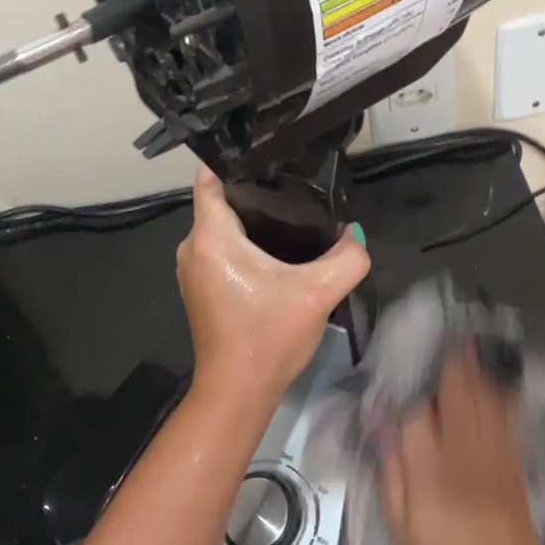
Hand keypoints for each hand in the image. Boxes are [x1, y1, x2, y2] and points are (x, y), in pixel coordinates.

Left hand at [176, 164, 369, 410]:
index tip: (266, 150)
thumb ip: (347, 258)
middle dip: (254, 191)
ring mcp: (193, 270)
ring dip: (251, 222)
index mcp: (211, 236)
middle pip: (221, 202)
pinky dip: (243, 245)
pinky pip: (220, 250)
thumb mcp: (318, 293)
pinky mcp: (200, 289)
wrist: (237, 393)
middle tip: (294, 187)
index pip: (210, 177)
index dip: (234, 158)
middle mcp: (192, 247)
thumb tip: (351, 235)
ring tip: (289, 217)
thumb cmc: (268, 336)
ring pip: (221, 228)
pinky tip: (275, 253)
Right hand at [380, 351, 544, 544]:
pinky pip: (508, 418)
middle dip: (454, 362)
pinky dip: (502, 395)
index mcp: (432, 466)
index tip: (398, 372)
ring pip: (486, 400)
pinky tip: (498, 385)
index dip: (406, 391)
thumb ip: (391, 471)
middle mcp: (466, 450)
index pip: (416, 412)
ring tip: (469, 347)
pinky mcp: (515, 465)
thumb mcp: (402, 526)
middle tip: (450, 333)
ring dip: (478, 371)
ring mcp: (496, 455)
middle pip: (459, 393)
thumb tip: (380, 422)